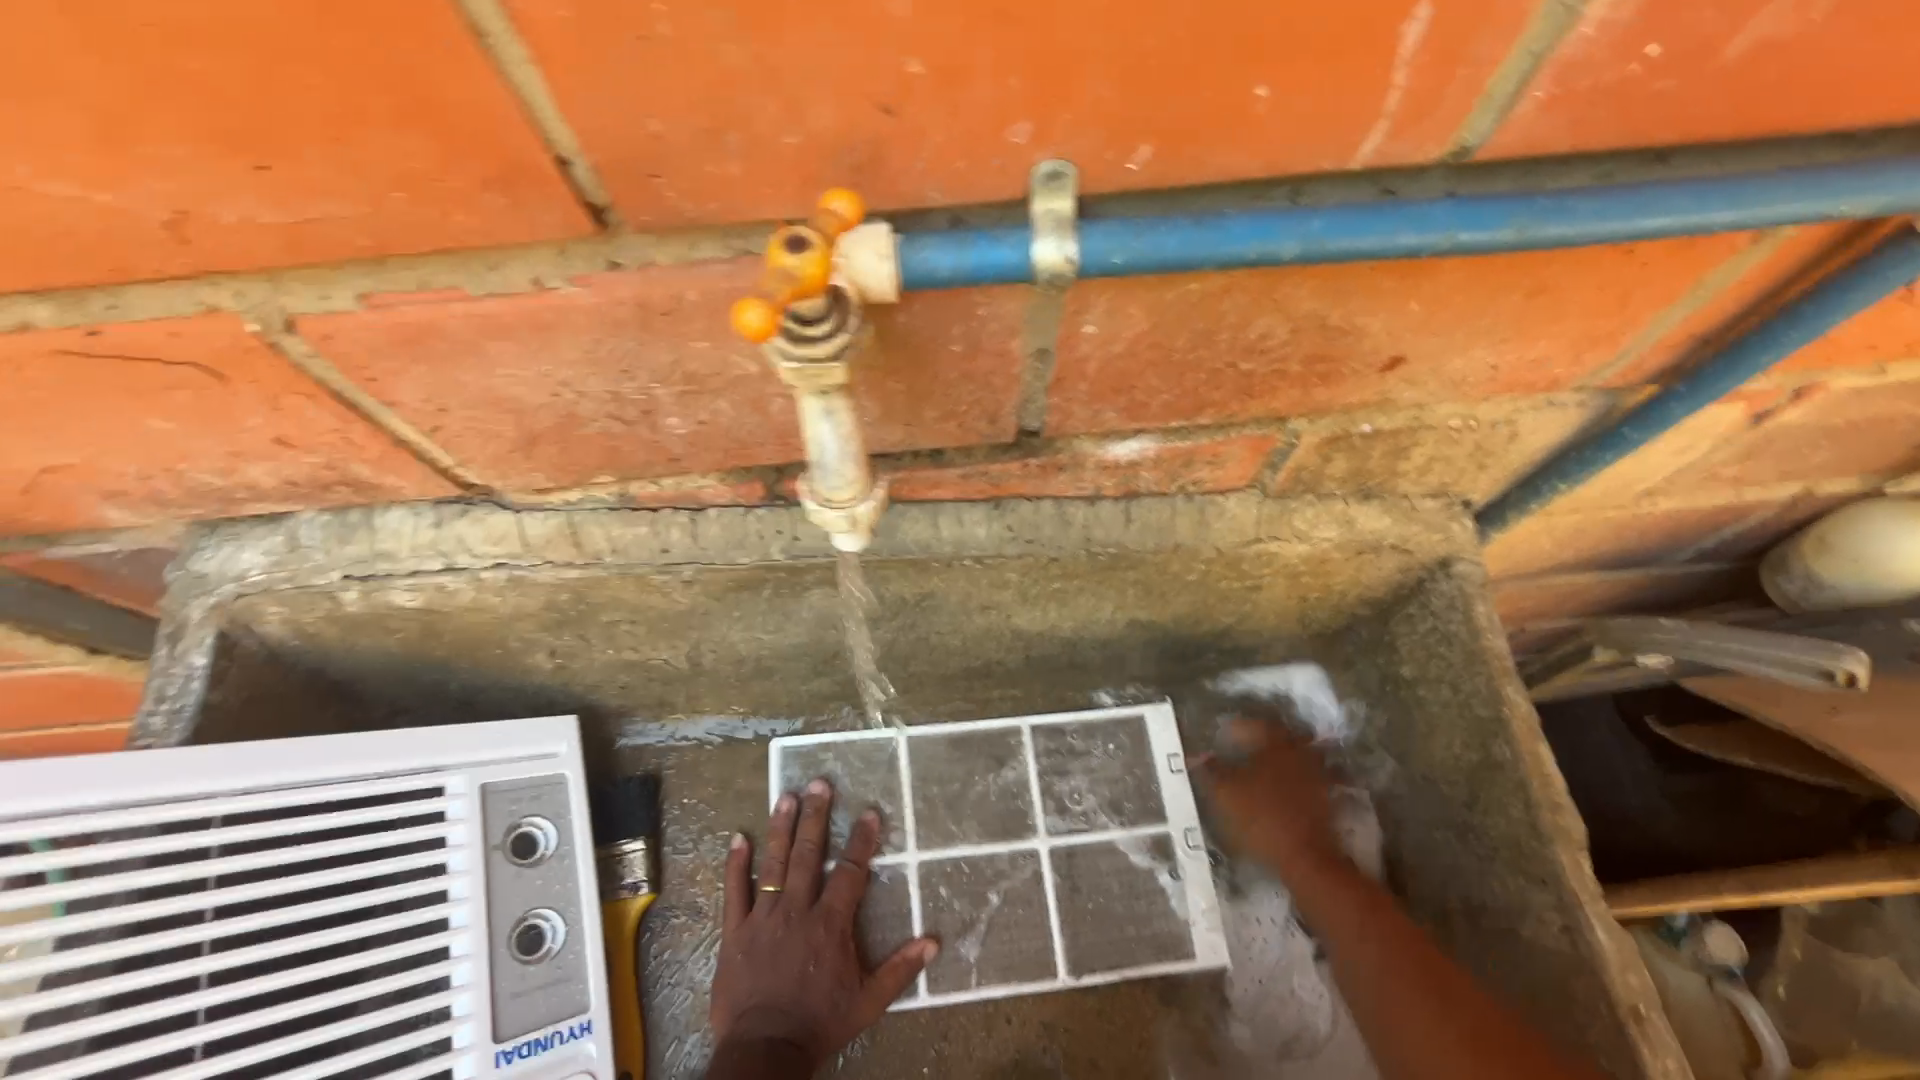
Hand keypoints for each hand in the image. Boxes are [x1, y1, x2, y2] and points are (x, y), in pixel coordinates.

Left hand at [710, 778, 938, 1070]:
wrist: (765, 1048)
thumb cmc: (820, 1022)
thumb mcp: (868, 1001)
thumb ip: (899, 969)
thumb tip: (933, 941)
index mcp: (830, 924)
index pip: (850, 872)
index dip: (862, 841)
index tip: (870, 812)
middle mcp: (797, 911)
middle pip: (807, 855)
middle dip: (816, 817)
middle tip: (819, 784)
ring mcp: (763, 919)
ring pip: (772, 865)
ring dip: (780, 828)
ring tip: (785, 796)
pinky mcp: (735, 932)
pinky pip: (734, 892)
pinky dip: (735, 864)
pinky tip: (738, 837)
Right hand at [1198, 715, 1350, 877]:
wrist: (1305, 857)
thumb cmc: (1260, 818)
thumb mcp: (1224, 794)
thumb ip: (1210, 771)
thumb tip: (1196, 755)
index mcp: (1275, 745)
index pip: (1257, 724)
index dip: (1239, 727)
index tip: (1225, 734)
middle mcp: (1301, 753)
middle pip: (1285, 736)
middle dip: (1266, 739)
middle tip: (1248, 746)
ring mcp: (1319, 776)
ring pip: (1303, 756)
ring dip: (1287, 757)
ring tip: (1268, 767)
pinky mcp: (1329, 799)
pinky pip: (1315, 779)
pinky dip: (1303, 779)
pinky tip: (1290, 789)